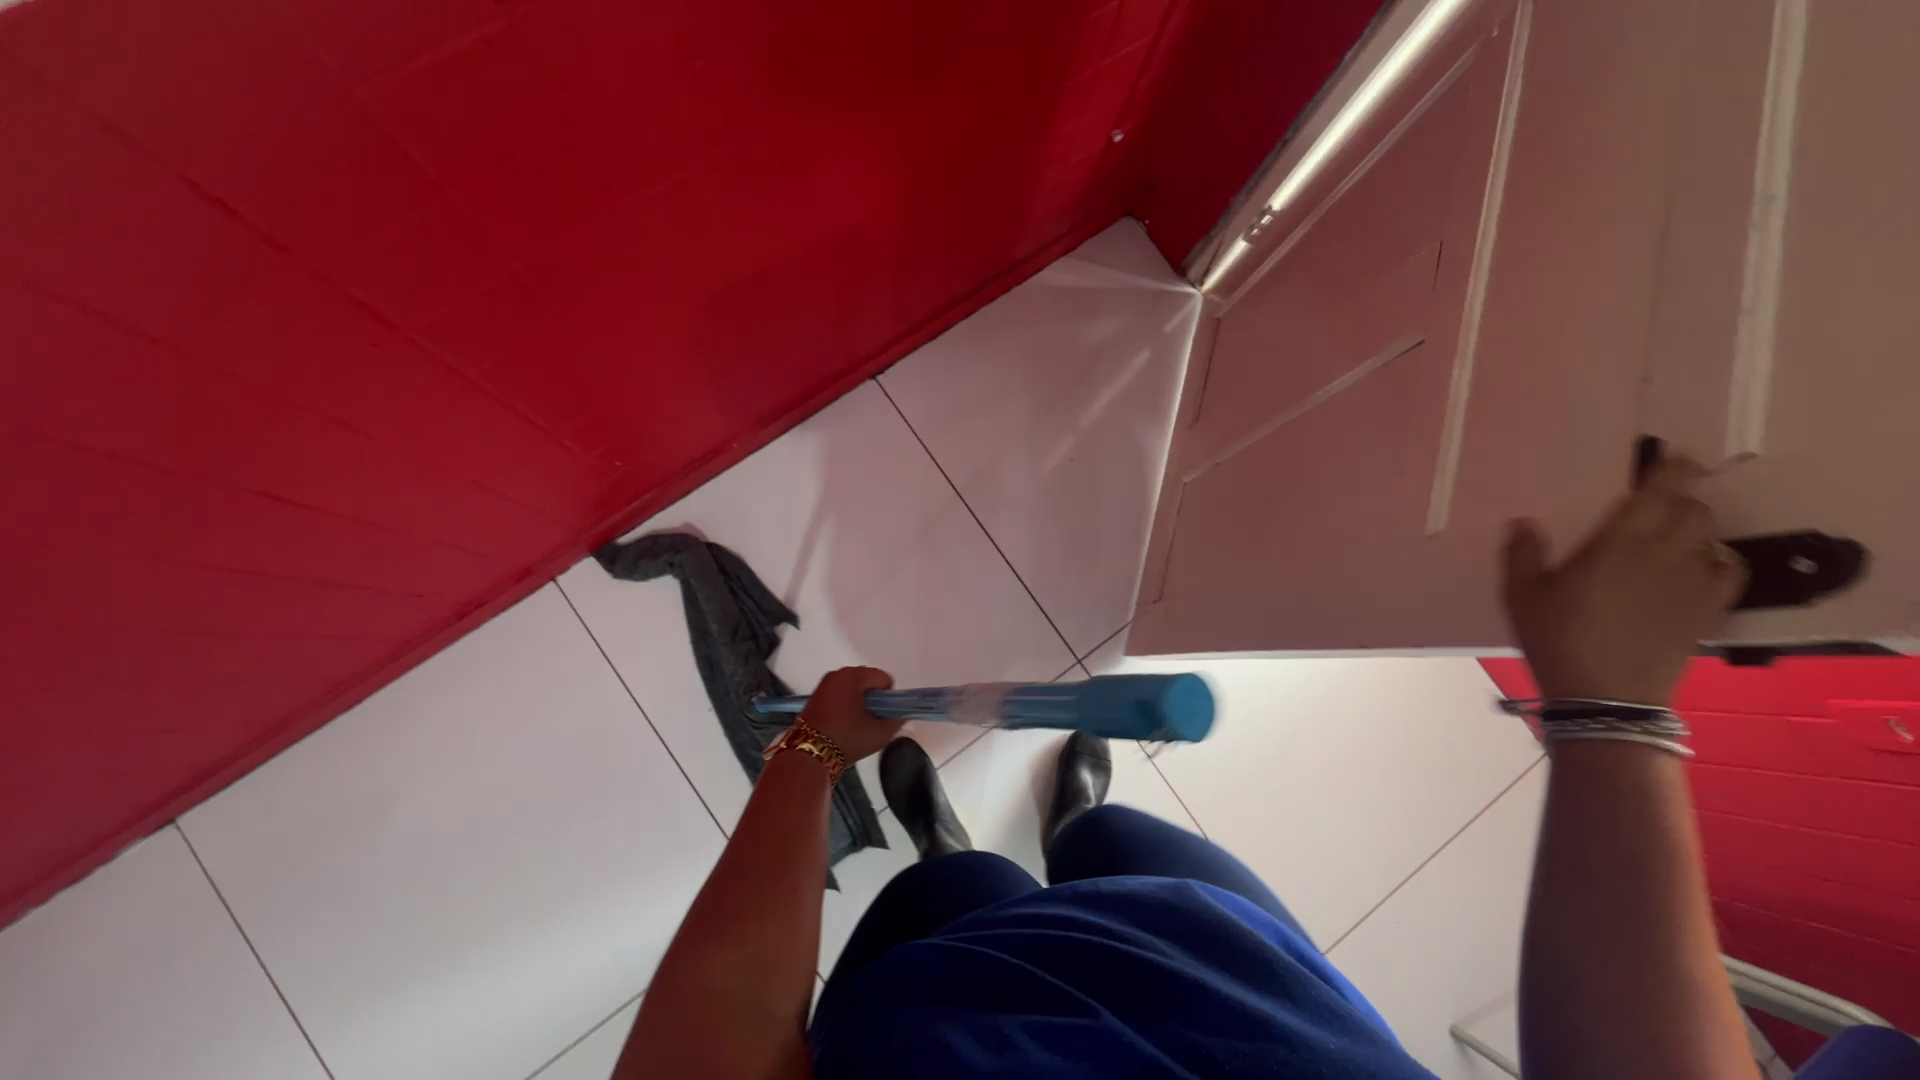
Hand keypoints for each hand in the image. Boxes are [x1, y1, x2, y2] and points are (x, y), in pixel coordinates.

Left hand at [800, 666, 902, 761]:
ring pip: (853, 689)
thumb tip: (899, 714)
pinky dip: (845, 706)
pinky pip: (839, 695)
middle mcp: (836, 674)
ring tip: (856, 725)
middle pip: (867, 682)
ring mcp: (823, 685)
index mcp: (853, 676)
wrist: (808, 755)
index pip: (883, 679)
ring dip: (859, 703)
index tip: (881, 716)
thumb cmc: (847, 739)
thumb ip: (897, 720)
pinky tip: (843, 725)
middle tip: (869, 722)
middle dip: (873, 700)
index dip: (888, 698)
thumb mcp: (880, 733)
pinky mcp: (815, 696)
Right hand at [1500, 457, 1746, 706]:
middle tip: (1661, 499)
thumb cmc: (1557, 640)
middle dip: (1681, 498)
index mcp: (1618, 545)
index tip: (1676, 456)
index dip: (1672, 470)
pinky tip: (1699, 566)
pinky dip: (1718, 559)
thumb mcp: (1521, 598)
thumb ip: (1523, 555)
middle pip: (1693, 510)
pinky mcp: (1708, 609)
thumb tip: (1524, 523)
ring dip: (1695, 527)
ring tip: (1673, 533)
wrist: (1605, 696)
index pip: (1658, 493)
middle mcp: (1665, 554)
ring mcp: (1693, 583)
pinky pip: (1729, 570)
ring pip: (1710, 536)